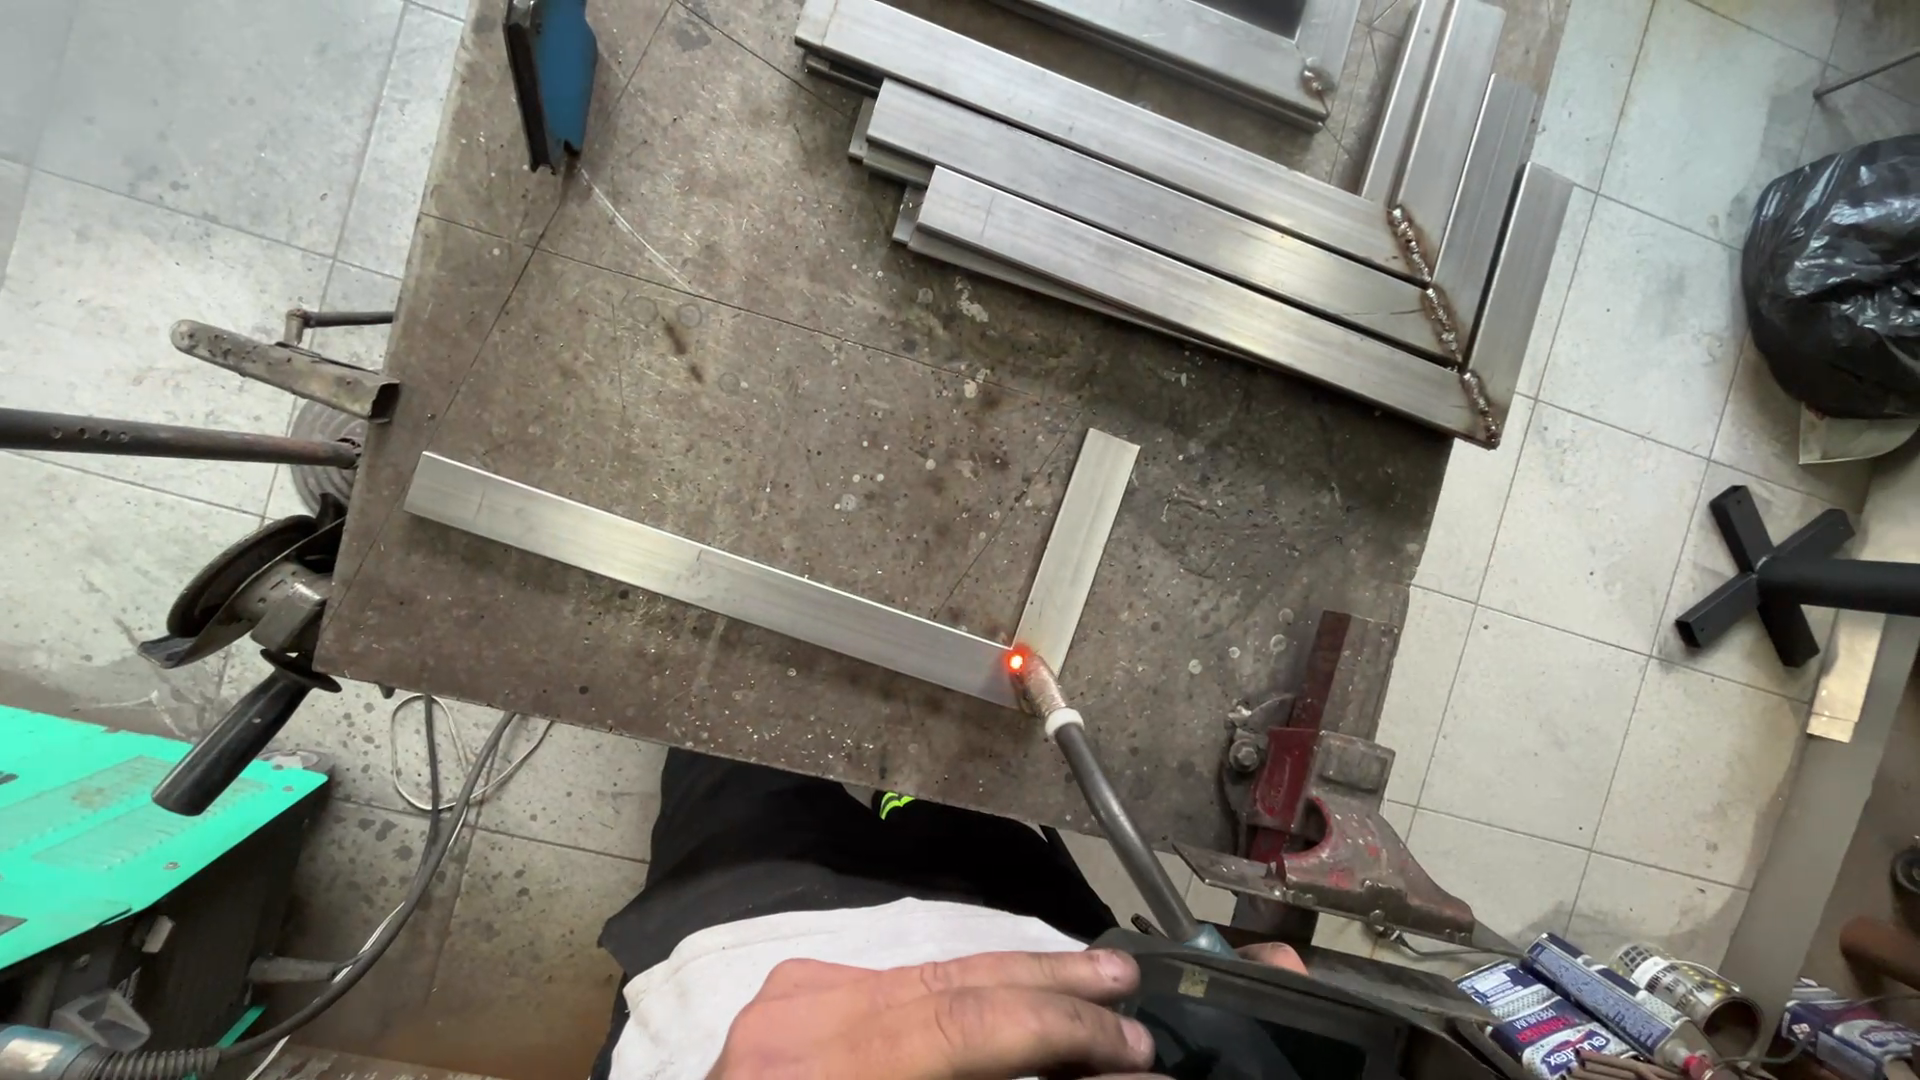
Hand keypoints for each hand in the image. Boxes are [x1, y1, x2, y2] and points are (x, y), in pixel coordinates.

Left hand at [706, 948, 1157, 1078]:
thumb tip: (1089, 1077)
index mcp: (828, 1074)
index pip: (967, 1022)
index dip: (1061, 1028)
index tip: (1136, 1046)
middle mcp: (803, 1015)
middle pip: (953, 978)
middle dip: (1051, 981)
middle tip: (1126, 980)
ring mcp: (793, 992)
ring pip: (928, 967)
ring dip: (1010, 977)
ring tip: (1083, 974)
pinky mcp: (794, 985)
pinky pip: (896, 978)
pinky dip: (957, 987)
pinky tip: (1003, 989)